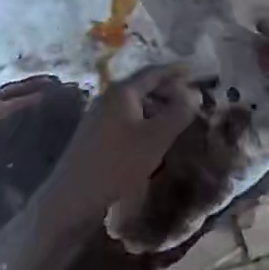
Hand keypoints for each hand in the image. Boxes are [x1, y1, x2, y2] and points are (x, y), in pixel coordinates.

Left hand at [44, 65, 197, 223]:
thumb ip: (178, 112)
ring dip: (155, 108)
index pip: (153, 72)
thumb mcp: (156, 137)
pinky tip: (150, 138)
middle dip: (166, 91)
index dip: (175, 72)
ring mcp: (97, 116)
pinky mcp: (93, 135)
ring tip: (174, 119)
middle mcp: (107, 97)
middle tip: (188, 99)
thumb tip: (195, 92)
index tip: (194, 73)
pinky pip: (124, 119)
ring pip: (133, 104)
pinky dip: (142, 121)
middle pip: (142, 86)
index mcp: (122, 91)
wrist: (73, 197)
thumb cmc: (118, 163)